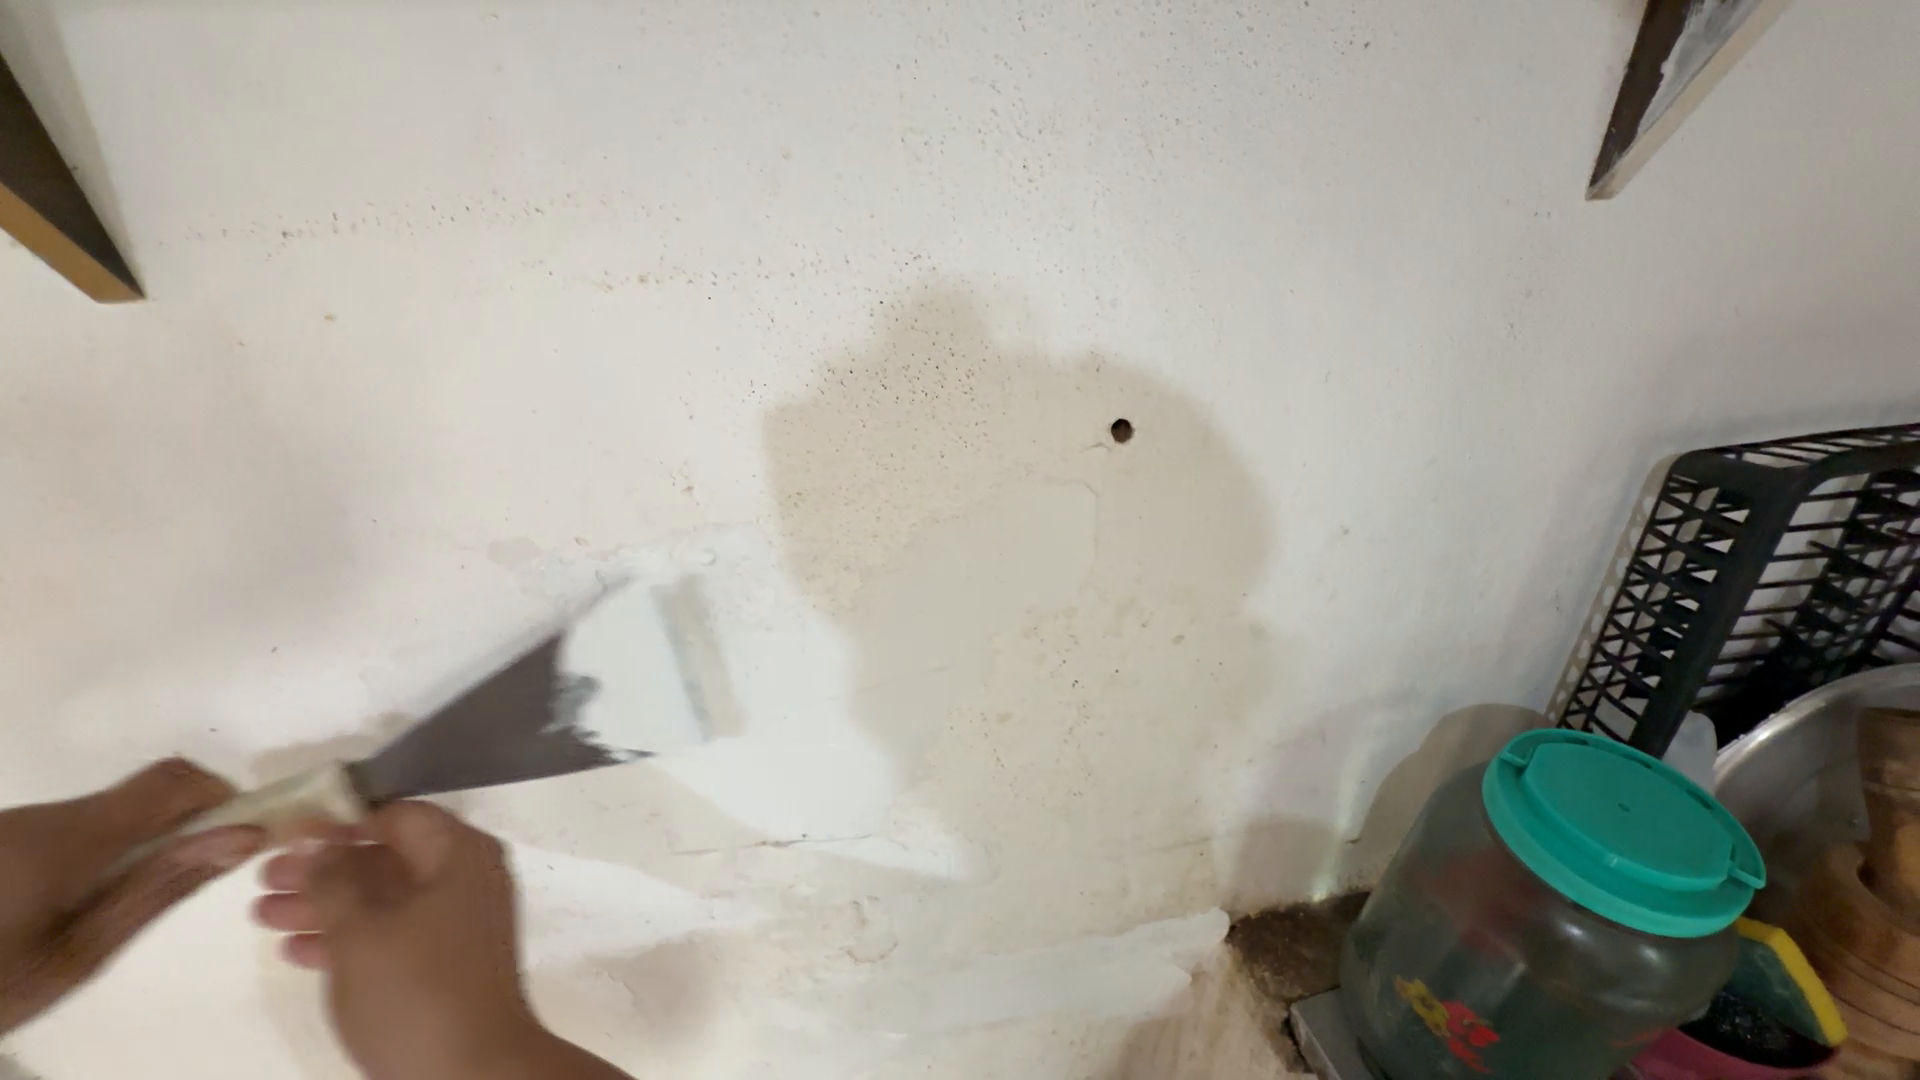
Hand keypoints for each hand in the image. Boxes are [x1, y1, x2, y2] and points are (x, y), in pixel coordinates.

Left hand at [0, 759, 262, 1033]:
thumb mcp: (77, 956)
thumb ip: (162, 888)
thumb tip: (246, 835)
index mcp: (70, 839)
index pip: (174, 779)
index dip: (221, 793)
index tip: (238, 833)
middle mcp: (39, 818)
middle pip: (142, 797)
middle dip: (181, 826)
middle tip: (181, 882)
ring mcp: (7, 828)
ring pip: (104, 815)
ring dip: (135, 844)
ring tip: (105, 910)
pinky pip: (64, 831)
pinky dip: (92, 854)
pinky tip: (55, 908)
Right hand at [254, 802, 583, 1079]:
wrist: (470, 1067)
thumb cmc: (415, 988)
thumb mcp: (362, 930)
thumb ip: (335, 879)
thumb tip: (318, 838)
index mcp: (462, 854)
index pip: (402, 817)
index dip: (344, 823)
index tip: (288, 836)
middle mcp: (469, 876)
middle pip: (392, 856)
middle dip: (328, 866)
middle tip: (261, 880)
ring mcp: (461, 918)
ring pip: (388, 897)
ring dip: (329, 902)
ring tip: (262, 914)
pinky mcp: (449, 958)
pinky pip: (397, 932)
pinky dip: (350, 936)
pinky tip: (296, 952)